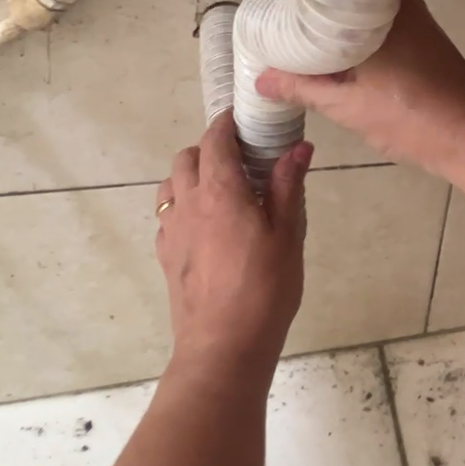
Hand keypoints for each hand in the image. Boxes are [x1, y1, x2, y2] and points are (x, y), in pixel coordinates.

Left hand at [154, 112, 309, 378]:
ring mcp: (171, 230)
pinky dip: (185, 204)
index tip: (246, 119)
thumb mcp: (289, 234)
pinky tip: (210, 225)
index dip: (227, 123)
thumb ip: (289, 185)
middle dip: (210, 147)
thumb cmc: (266, 288)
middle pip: (187, 157)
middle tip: (243, 158)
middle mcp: (189, 203)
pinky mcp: (165, 255)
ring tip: (224, 189)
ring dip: (193, 174)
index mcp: (221, 192)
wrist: (223, 346)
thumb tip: (299, 146)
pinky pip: (168, 214)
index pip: (215, 140)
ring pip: (171, 184)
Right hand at [243, 0, 464, 178]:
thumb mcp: (348, 104)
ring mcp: (411, 19)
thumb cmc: (411, 115)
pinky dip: (344, 32)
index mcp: (376, 6)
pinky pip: (371, 23)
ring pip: (354, 7)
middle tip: (261, 9)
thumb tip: (262, 79)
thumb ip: (302, 87)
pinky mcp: (421, 38)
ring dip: (322, 16)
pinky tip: (324, 52)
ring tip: (285, 31)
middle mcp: (394, 2)